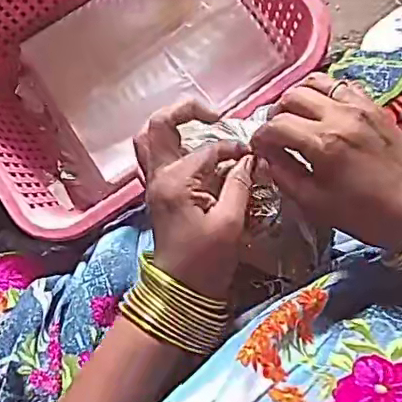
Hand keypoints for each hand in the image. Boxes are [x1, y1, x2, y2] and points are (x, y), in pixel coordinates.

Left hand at [134, 99, 254, 298]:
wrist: (179, 290)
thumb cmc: (205, 261)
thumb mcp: (230, 223)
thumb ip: (239, 185)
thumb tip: (249, 158)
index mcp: (175, 182)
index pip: (207, 149)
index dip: (233, 148)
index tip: (253, 157)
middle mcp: (158, 176)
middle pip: (158, 125)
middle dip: (185, 111)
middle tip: (213, 115)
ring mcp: (152, 184)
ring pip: (148, 138)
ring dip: (171, 126)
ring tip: (199, 125)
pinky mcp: (156, 192)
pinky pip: (154, 156)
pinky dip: (170, 145)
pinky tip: (192, 150)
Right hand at [250, 73, 401, 253]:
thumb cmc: (364, 213)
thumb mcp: (315, 202)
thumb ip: (284, 174)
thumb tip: (267, 156)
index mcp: (322, 143)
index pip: (275, 126)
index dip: (260, 137)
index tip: (259, 148)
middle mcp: (339, 116)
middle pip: (291, 97)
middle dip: (276, 114)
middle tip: (276, 133)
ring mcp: (359, 106)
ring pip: (315, 82)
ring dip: (298, 97)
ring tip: (296, 116)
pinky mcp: (374, 105)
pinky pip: (341, 85)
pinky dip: (324, 92)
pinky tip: (322, 109)